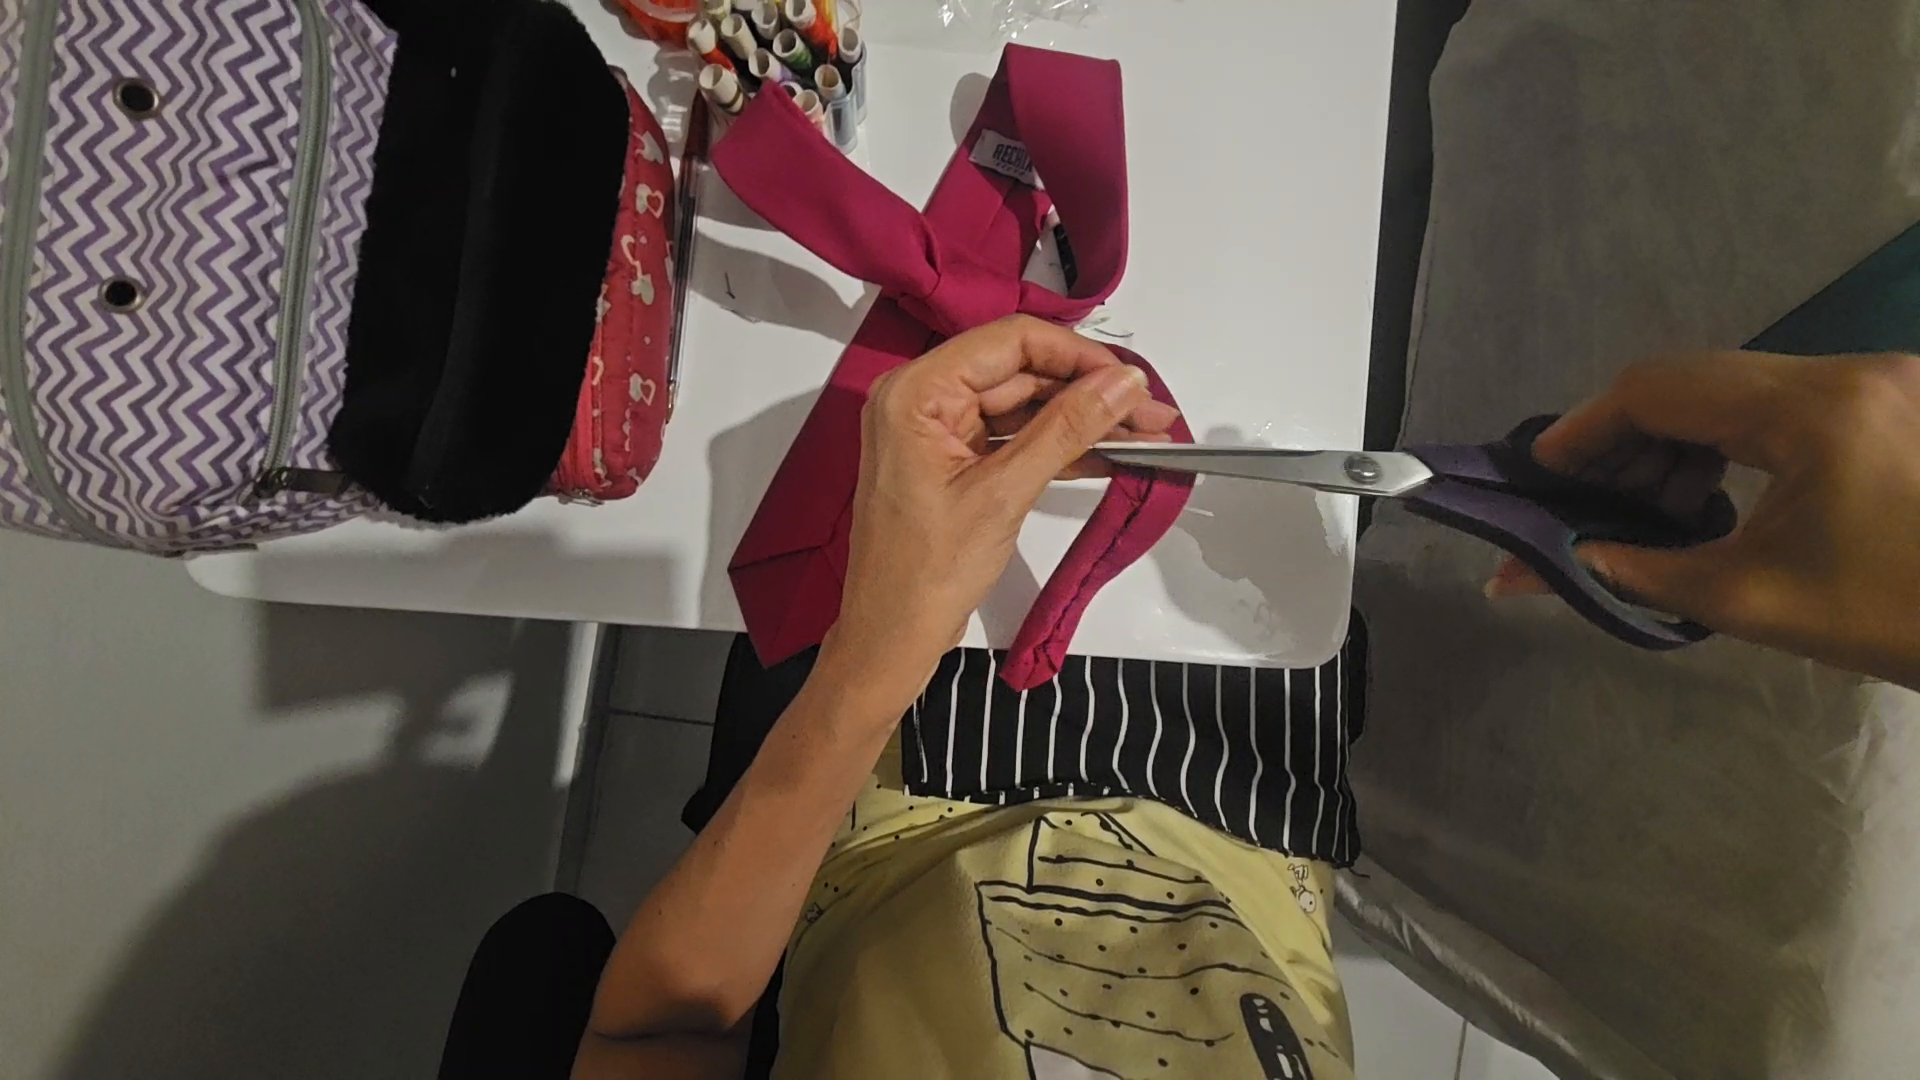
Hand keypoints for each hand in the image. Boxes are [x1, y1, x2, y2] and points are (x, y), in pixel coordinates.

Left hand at [822, 316, 1179, 701]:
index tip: (1132, 380)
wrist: (892, 636)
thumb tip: (1125, 383)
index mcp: (916, 393)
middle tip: (1151, 413)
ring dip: (1079, 422)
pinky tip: (1107, 455)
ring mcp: (937, 433)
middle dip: (1087, 392)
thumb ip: (1067, 429)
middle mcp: (921, 400)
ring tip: (1143, 434)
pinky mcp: (952, 463)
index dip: (1077, 356)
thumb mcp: (1004, 493)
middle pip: (1019, 374)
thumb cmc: (929, 572)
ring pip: (1021, 408)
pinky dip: (1055, 448)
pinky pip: (1011, 440)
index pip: (1009, 343)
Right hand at [1485, 351, 1919, 687]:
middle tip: (1589, 496)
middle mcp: (1851, 373)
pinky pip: (1771, 399)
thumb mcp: (1742, 598)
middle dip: (1618, 436)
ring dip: (1665, 437)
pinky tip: (1709, 489)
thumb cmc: (1903, 615)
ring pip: (1725, 386)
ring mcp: (1881, 381)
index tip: (1541, 473)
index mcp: (1816, 411)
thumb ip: (1617, 572)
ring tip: (1650, 502)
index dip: (1581, 428)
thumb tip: (1508, 579)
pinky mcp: (1895, 399)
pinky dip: (1716, 438)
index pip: (1655, 388)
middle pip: (1685, 379)